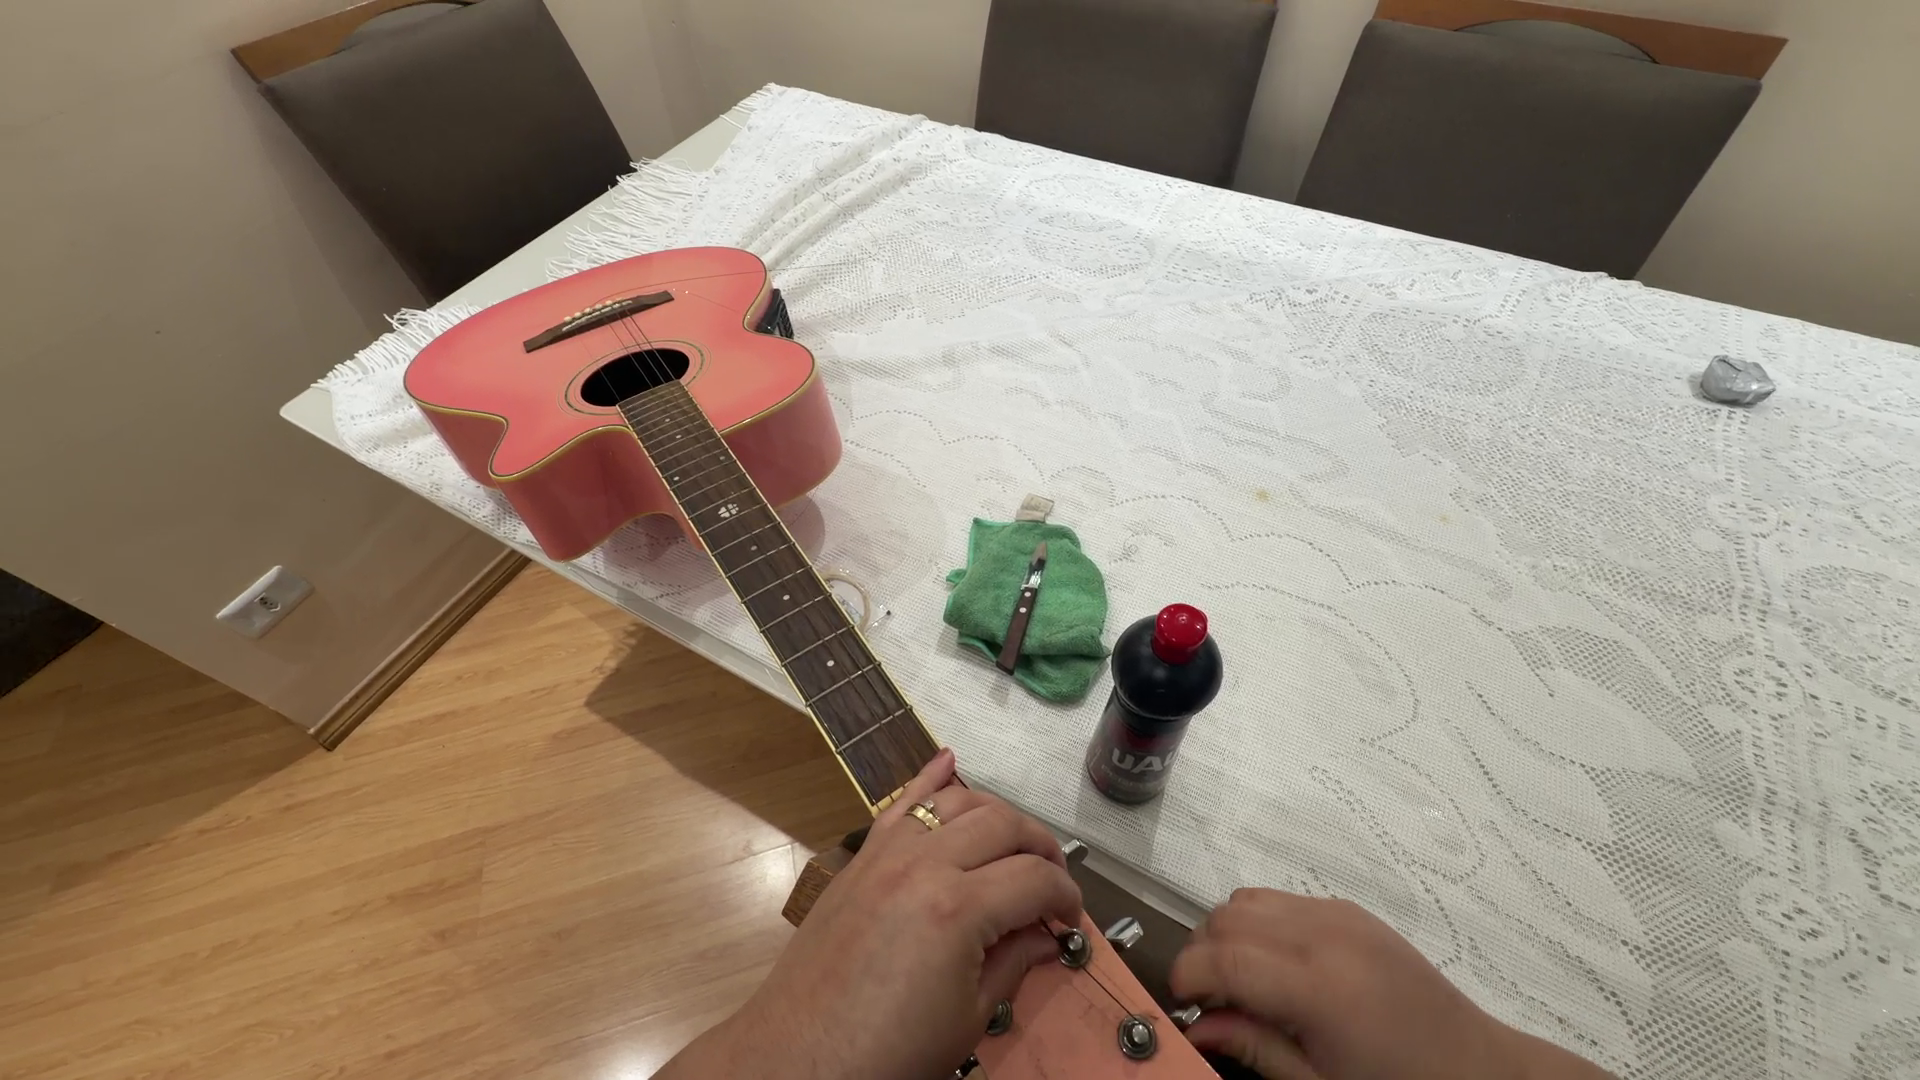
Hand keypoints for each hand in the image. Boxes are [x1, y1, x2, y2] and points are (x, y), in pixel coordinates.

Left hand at [660, 749, 1081, 1079]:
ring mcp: (888, 851)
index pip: (1034, 879)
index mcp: (958, 908)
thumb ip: (1015, 963)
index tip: (1073, 920)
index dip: (1066, 897)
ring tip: (1015, 842)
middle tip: (1055, 881)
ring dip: (996, 813)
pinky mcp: (863, 855)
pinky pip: (900, 803)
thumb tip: (1049, 936)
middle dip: (1041, 846)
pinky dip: (928, 778)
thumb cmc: (888, 1053)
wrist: (797, 1058)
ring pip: (957, 801)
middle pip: (1003, 824)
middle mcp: (926, 862)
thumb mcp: (968, 1020)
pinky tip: (948, 759)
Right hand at [1172, 889, 1614, 1079]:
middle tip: (1210, 999)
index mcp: (1318, 987)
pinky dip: (1259, 922)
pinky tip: (1278, 963)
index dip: (1186, 975)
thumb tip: (1194, 1025)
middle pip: (1225, 918)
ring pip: (1244, 899)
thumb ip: (1253, 1047)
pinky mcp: (1348, 907)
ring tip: (1241, 979)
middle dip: (1202, 954)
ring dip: (1226, 933)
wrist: (1482, 1069)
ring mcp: (1337, 913)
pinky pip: (1279, 898)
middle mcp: (1323, 933)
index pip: (1222, 958)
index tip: (1179, 1003)